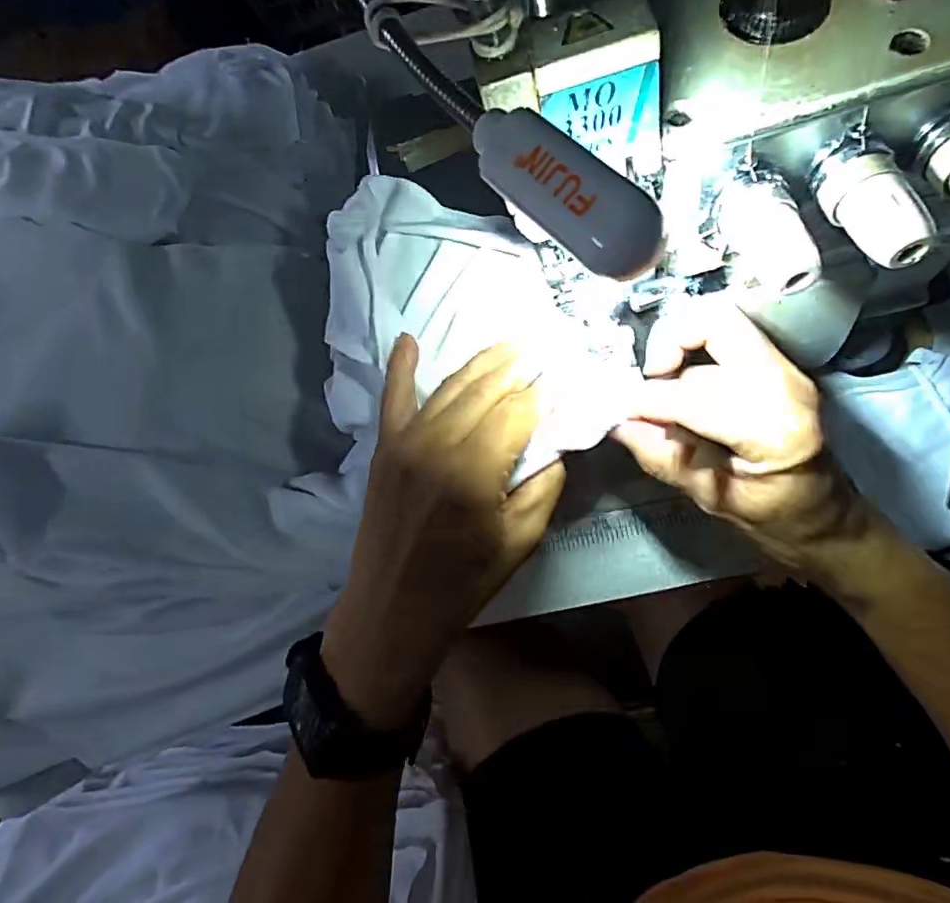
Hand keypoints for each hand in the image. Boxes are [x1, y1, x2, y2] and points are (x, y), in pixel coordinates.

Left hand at [323, 336, 566, 727]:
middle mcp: (435, 444)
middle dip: (518, 366)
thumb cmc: (465, 581)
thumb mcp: (522, 540)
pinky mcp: (385, 448)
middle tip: (543, 346)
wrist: (393, 610)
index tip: (565, 377)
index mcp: (472, 470)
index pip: (517, 411)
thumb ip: (544, 482)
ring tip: (509, 344)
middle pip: (485, 389)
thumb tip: (555, 438)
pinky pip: (394, 398)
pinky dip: (401, 367)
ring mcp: (404, 441)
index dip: (544, 392)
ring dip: (481, 363)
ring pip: (449, 387)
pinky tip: (409, 340)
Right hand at [612, 298, 894, 584]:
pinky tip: (684, 379)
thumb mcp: (715, 501)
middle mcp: (786, 384)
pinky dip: (695, 346)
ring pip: (719, 321)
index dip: (648, 400)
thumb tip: (620, 423)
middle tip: (649, 379)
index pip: (695, 394)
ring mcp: (787, 368)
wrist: (829, 518)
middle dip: (668, 343)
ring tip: (664, 383)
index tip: (621, 410)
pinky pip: (727, 335)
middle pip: (715, 322)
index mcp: (776, 429)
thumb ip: (665, 458)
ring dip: (681, 344)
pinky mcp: (780, 364)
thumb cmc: (779, 521)